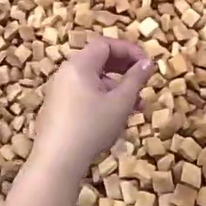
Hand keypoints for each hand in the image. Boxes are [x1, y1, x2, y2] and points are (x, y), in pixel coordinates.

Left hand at [30, 38, 153, 177]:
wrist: (57, 161)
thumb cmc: (92, 127)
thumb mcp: (120, 102)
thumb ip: (136, 79)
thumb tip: (148, 62)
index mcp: (79, 64)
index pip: (105, 44)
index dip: (129, 50)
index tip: (147, 64)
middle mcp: (66, 72)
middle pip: (98, 60)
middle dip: (124, 68)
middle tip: (143, 81)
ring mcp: (59, 91)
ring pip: (92, 79)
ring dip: (116, 87)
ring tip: (136, 105)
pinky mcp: (56, 108)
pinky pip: (83, 93)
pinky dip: (102, 98)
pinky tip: (115, 117)